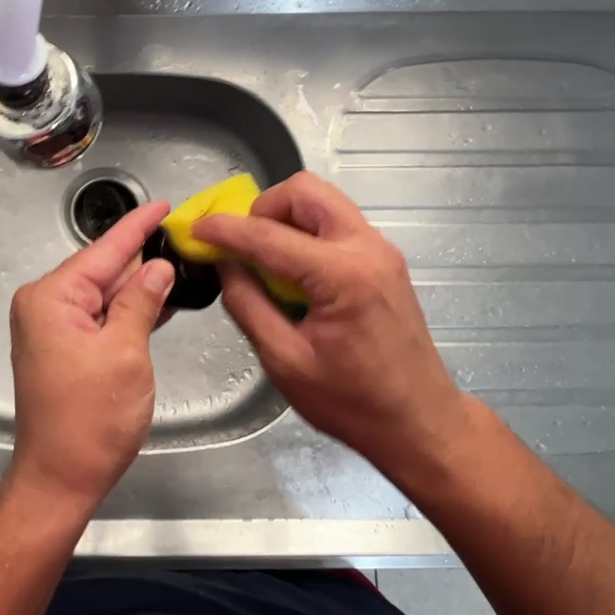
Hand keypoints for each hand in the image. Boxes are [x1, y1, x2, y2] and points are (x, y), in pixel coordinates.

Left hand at [6, 200, 174, 510]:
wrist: (61, 477)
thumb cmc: (92, 419)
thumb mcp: (126, 353)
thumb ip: (141, 302)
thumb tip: (157, 266)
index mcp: (52, 297)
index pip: (104, 250)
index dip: (138, 227)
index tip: (165, 205)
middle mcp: (44, 304)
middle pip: (102, 269)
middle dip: (142, 258)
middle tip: (185, 240)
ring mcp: (51, 326)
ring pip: (103, 294)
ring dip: (137, 286)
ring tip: (180, 265)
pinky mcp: (62, 347)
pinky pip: (98, 316)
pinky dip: (126, 310)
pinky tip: (158, 299)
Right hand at [191, 172, 469, 483]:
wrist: (419, 423)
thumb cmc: (352, 402)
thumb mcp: (285, 361)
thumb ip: (248, 305)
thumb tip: (225, 265)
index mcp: (342, 275)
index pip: (269, 234)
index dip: (225, 230)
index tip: (194, 231)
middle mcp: (366, 248)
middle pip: (304, 191)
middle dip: (262, 208)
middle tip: (241, 245)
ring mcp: (380, 250)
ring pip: (322, 200)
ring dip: (285, 216)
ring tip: (263, 256)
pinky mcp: (384, 259)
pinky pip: (336, 222)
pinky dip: (305, 230)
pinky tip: (291, 268)